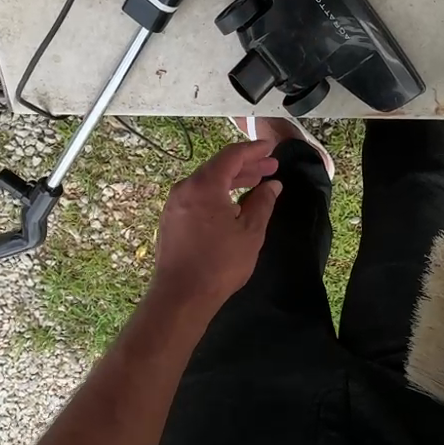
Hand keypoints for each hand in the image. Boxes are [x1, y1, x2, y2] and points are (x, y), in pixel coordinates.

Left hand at [151, 139, 280, 308]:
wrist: (181, 296)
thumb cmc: (220, 264)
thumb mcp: (250, 232)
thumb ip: (262, 203)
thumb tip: (272, 185)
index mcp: (204, 185)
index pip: (231, 156)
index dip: (253, 150)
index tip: (270, 148)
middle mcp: (185, 188)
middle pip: (218, 167)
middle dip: (246, 165)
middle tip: (270, 167)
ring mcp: (174, 204)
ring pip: (207, 182)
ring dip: (232, 180)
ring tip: (256, 182)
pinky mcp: (171, 220)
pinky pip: (198, 196)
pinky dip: (218, 193)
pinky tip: (233, 203)